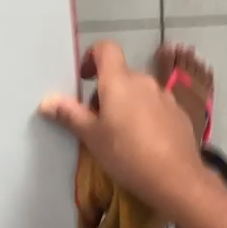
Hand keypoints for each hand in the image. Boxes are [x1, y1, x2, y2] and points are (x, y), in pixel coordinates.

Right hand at [39, 40, 213, 214]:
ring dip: (127, 103)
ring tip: (121, 134)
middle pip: (121, 75)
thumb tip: (47, 100)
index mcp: (119, 81)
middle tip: (97, 121)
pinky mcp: (179, 113)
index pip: (106, 48)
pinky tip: (145, 142)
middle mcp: (144, 81)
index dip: (92, 56)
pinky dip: (146, 115)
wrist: (176, 178)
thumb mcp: (92, 137)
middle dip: (107, 91)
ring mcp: (165, 96)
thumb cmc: (127, 154)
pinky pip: (156, 106)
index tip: (85, 79)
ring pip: (139, 91)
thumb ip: (70, 115)